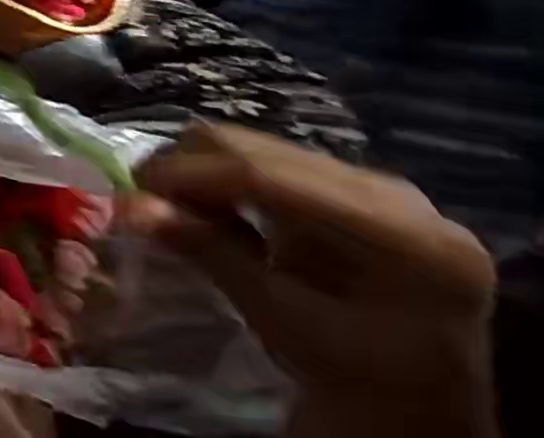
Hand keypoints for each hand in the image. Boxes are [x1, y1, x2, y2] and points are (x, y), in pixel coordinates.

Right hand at [121, 124, 496, 434]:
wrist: (411, 399)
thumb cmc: (353, 374)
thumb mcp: (281, 322)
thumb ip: (211, 255)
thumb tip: (131, 206)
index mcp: (404, 237)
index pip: (271, 176)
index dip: (191, 173)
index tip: (133, 187)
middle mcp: (393, 193)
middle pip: (257, 148)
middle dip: (189, 167)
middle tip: (150, 202)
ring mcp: (372, 183)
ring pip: (251, 144)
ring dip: (200, 169)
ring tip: (183, 210)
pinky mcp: (344, 182)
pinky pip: (262, 157)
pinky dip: (221, 176)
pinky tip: (216, 210)